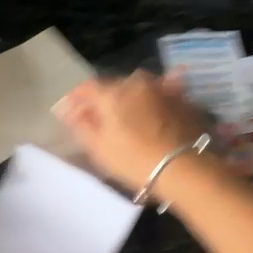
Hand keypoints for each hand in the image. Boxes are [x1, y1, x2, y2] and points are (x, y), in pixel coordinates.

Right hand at [55, 72, 209, 189]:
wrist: (186, 170)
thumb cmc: (135, 161)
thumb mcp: (99, 148)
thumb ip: (80, 126)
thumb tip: (67, 111)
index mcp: (111, 93)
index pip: (86, 88)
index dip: (76, 99)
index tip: (70, 111)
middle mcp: (135, 83)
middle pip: (111, 86)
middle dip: (101, 99)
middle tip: (96, 118)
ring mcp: (161, 89)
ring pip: (136, 87)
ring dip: (126, 96)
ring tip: (124, 115)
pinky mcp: (181, 99)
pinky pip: (160, 91)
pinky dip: (151, 98)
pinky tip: (151, 108)